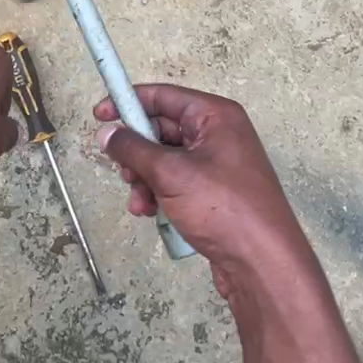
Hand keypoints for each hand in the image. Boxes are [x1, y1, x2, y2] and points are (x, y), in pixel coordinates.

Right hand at [94, 85, 312, 294]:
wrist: (263, 266)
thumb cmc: (222, 208)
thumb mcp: (170, 172)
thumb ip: (133, 148)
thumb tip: (106, 133)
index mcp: (215, 116)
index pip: (163, 96)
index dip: (128, 103)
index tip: (99, 116)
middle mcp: (219, 134)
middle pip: (162, 129)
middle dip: (136, 151)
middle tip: (121, 170)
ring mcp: (218, 165)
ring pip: (165, 159)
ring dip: (144, 178)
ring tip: (138, 201)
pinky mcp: (215, 193)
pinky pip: (177, 181)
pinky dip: (159, 193)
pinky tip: (150, 212)